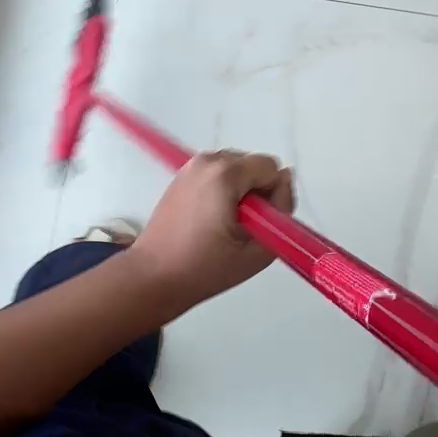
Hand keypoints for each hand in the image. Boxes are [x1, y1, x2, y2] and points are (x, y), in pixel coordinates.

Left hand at [128, 149, 295, 314]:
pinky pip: (218, 173)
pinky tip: (211, 220)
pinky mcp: (182, 175)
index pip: (271, 168)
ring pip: (237, 168)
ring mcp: (192, 165)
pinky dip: (223, 190)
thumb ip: (282, 212)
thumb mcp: (258, 250)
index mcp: (225, 173)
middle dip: (258, 192)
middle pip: (253, 165)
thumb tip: (285, 182)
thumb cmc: (204, 268)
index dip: (274, 197)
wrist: (152, 277)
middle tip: (245, 228)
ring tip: (227, 226)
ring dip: (241, 191)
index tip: (261, 225)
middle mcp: (208, 160)